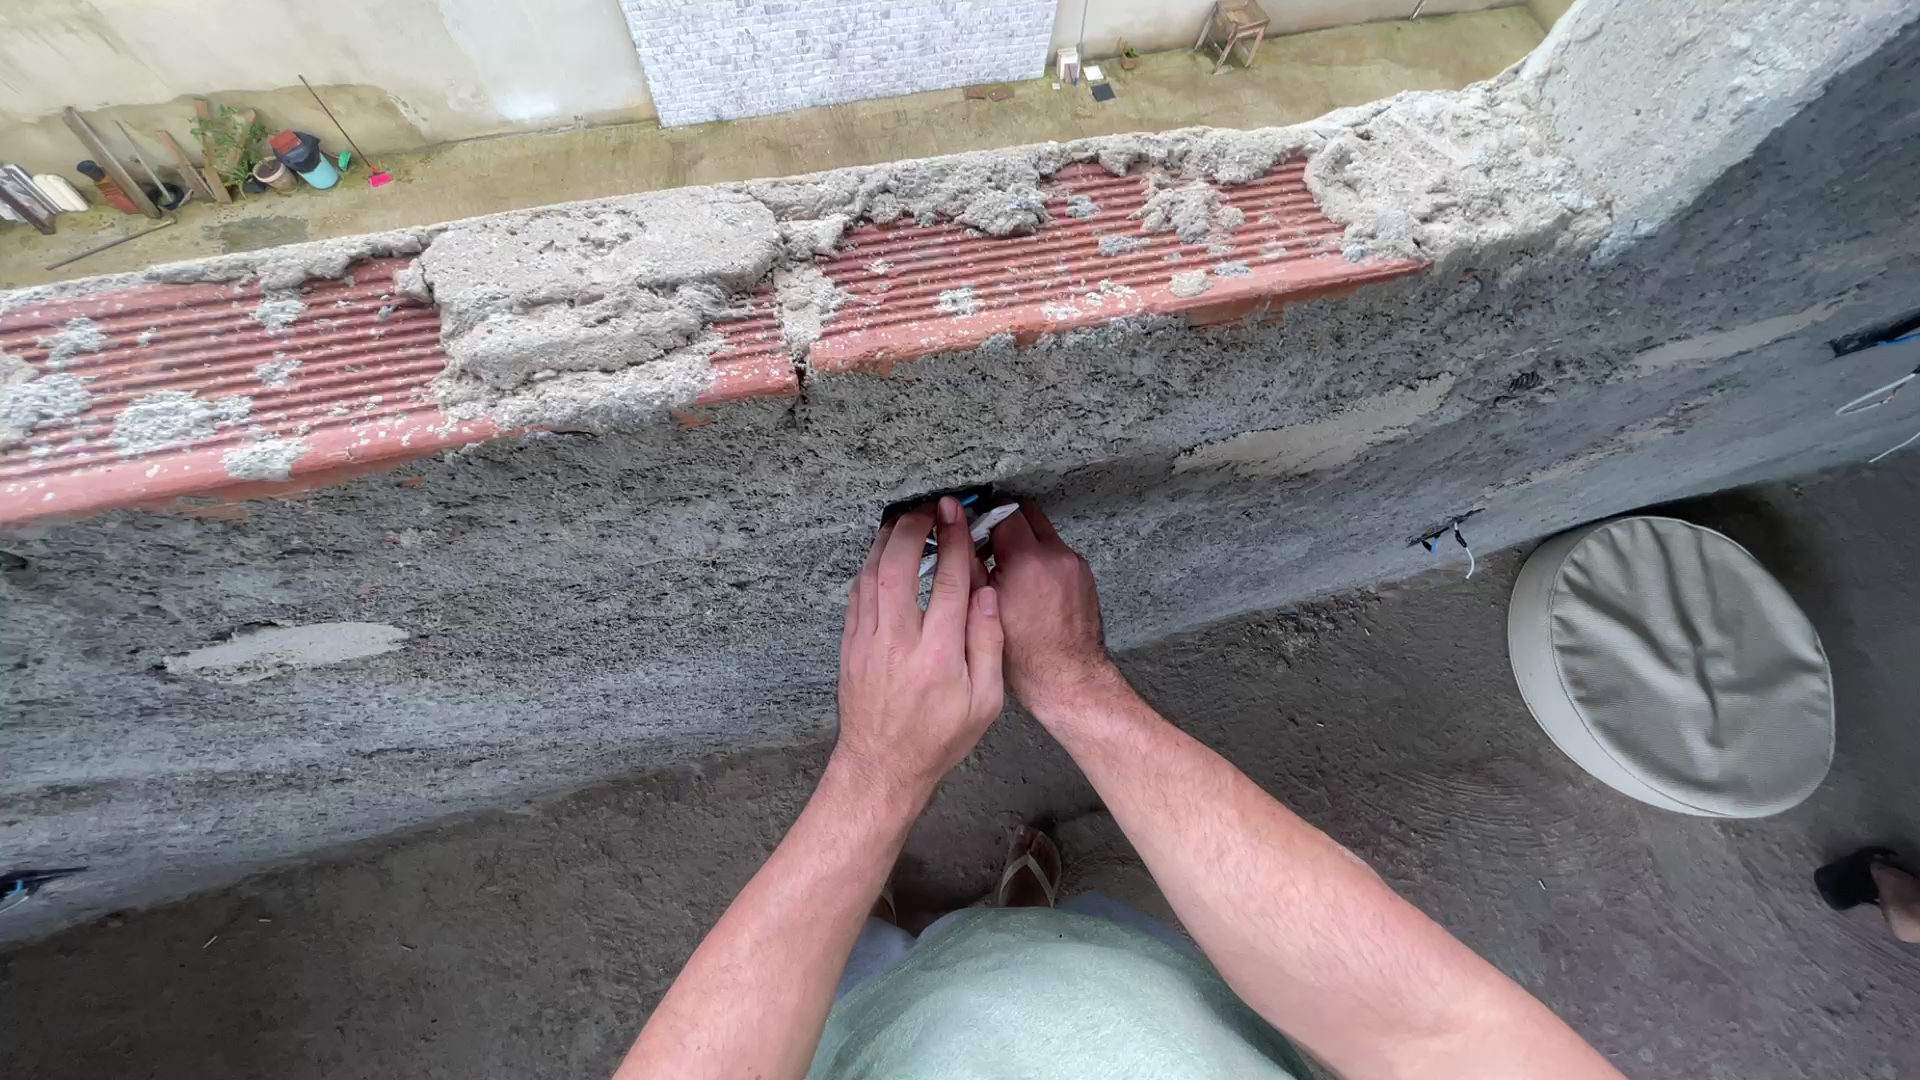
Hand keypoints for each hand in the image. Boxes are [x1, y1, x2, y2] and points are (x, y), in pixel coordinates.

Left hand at [836, 497, 1004, 795]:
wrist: (882, 765)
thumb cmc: (939, 737)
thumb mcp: (984, 702)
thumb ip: (988, 645)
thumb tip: (987, 595)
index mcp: (938, 654)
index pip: (949, 582)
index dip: (954, 541)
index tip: (957, 514)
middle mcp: (898, 641)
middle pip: (898, 566)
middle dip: (913, 527)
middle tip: (928, 506)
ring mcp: (867, 641)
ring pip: (870, 574)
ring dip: (887, 540)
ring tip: (905, 518)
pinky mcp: (850, 644)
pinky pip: (856, 593)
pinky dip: (869, 564)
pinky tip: (881, 553)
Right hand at [987, 501, 1119, 719]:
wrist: (1068, 678)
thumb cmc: (1025, 655)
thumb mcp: (981, 610)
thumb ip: (967, 565)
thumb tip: (955, 535)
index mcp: (1028, 560)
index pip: (1004, 511)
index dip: (984, 518)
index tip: (973, 530)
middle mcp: (1056, 555)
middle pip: (1027, 512)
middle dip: (1006, 524)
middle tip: (989, 545)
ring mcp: (1074, 564)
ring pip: (1044, 533)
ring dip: (1025, 542)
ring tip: (1009, 571)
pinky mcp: (1084, 575)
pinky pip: (1058, 553)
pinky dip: (1041, 560)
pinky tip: (1030, 586)